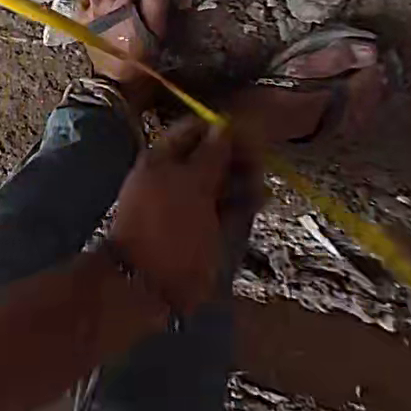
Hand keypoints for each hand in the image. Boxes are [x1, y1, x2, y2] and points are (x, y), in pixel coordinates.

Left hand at [108, 117, 259, 313]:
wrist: (150, 285)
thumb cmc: (167, 225)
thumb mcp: (191, 184)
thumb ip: (211, 155)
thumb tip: (224, 125)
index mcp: (164, 158)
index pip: (194, 129)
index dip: (220, 128)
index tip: (248, 134)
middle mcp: (177, 176)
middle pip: (212, 155)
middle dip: (237, 155)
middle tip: (259, 161)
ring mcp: (192, 203)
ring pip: (223, 181)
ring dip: (243, 179)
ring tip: (261, 182)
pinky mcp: (205, 228)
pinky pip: (227, 207)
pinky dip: (243, 202)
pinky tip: (259, 199)